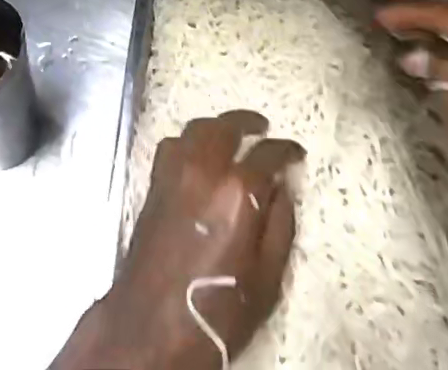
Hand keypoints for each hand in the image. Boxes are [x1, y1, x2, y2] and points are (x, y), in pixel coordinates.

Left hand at [54, 110, 303, 369]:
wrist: (152, 325)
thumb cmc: (218, 309)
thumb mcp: (267, 277)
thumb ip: (281, 223)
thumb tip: (283, 185)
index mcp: (237, 192)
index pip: (268, 154)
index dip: (287, 150)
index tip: (296, 153)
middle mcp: (203, 169)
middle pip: (227, 126)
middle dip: (249, 122)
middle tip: (263, 129)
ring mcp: (174, 171)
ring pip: (198, 127)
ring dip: (219, 126)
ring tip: (233, 135)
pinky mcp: (154, 181)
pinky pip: (174, 144)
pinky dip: (191, 140)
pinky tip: (200, 154)